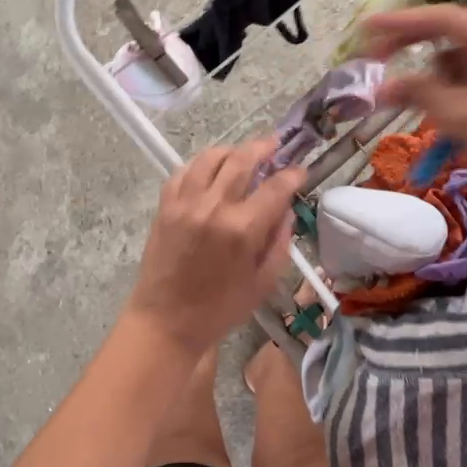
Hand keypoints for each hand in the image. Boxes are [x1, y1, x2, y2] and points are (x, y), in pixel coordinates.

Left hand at [126, 139, 304, 355]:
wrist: (165, 322)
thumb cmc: (219, 309)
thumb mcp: (263, 283)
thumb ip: (279, 243)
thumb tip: (286, 211)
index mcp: (242, 229)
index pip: (275, 187)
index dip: (292, 174)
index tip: (300, 171)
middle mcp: (214, 207)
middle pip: (242, 159)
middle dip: (264, 147)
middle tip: (275, 145)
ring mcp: (185, 203)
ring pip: (211, 157)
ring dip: (232, 150)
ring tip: (244, 154)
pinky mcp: (165, 206)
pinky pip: (184, 170)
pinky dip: (201, 163)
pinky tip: (211, 169)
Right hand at [360, 5, 466, 190]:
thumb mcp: (457, 116)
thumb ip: (418, 93)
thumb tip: (382, 88)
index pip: (442, 18)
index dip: (401, 21)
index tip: (369, 25)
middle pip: (446, 31)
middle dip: (411, 45)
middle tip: (375, 57)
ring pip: (452, 54)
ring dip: (431, 75)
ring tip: (425, 104)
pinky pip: (463, 70)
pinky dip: (445, 85)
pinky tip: (443, 109)